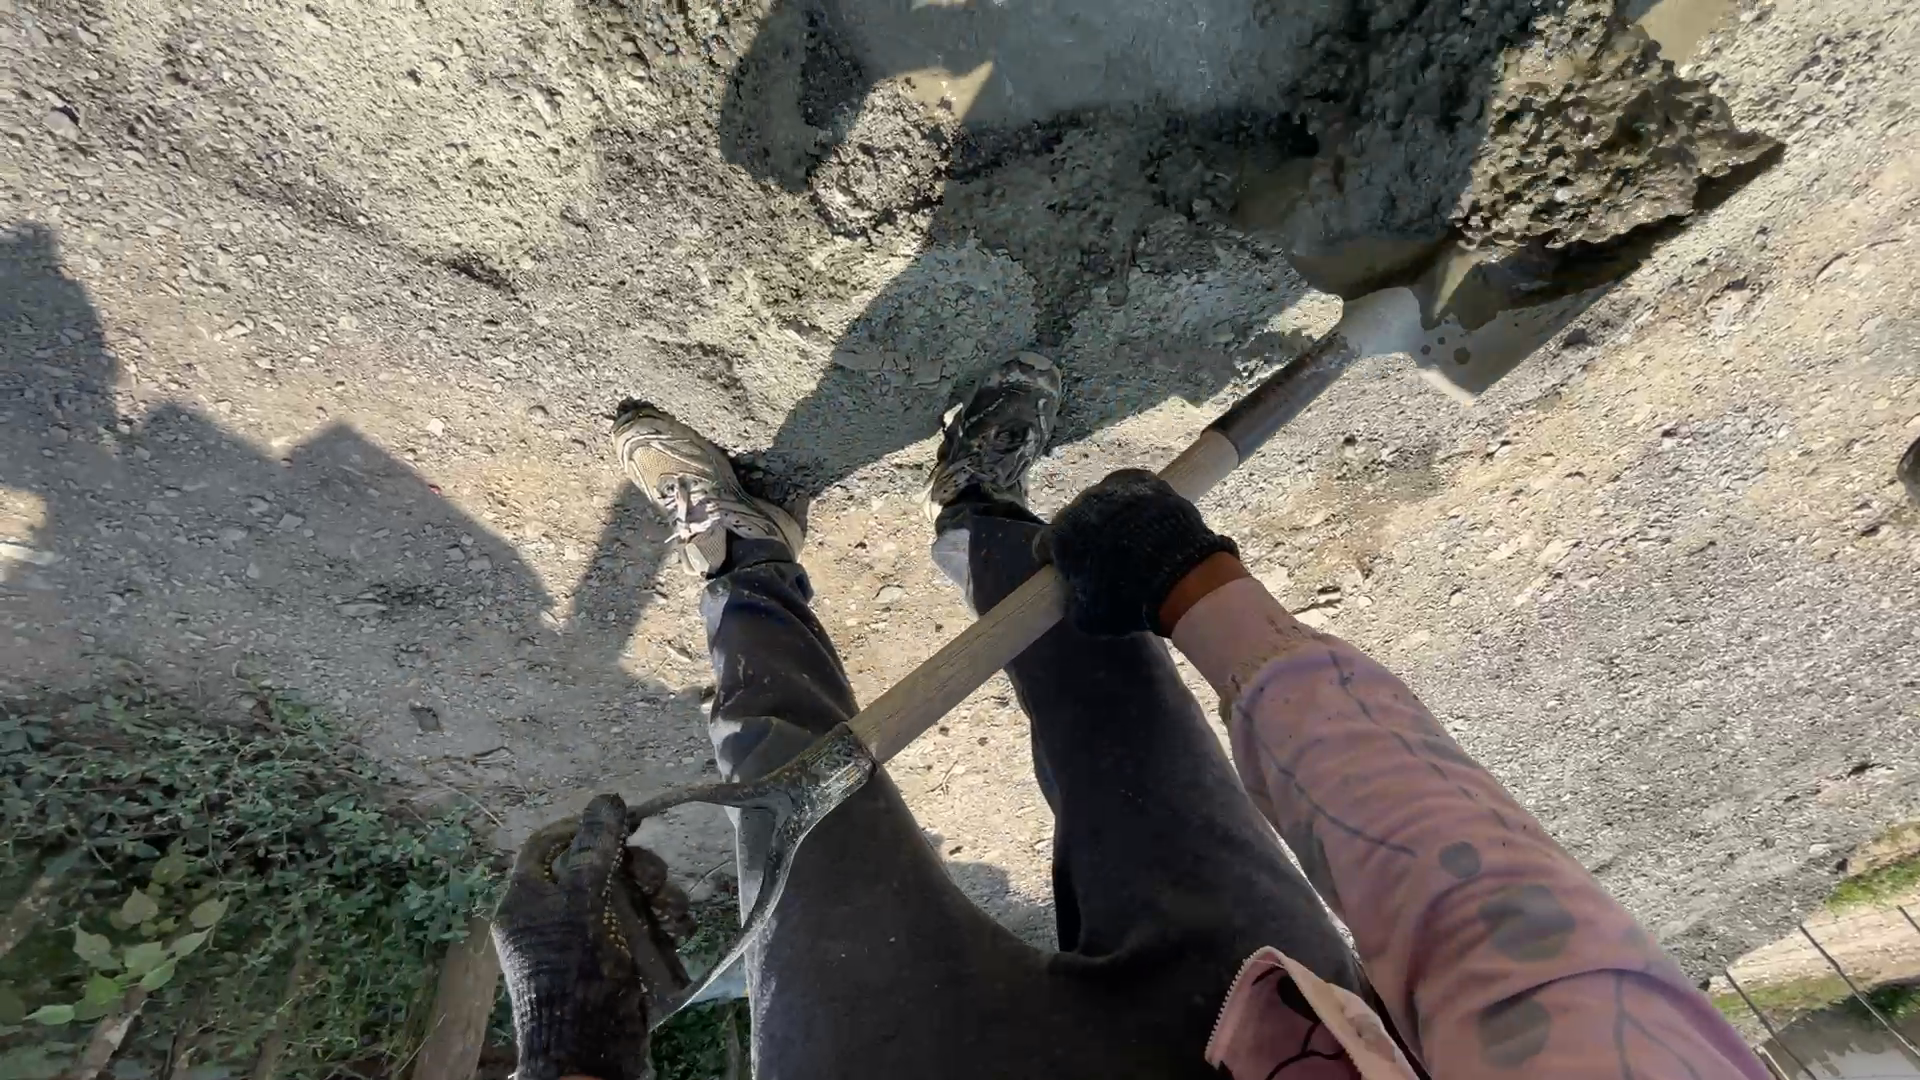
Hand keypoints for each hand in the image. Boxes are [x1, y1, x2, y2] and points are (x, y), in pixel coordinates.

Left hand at [492, 794, 692, 1079]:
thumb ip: (596, 848)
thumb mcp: (583, 900)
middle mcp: (555, 911)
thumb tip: (607, 798)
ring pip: (630, 886)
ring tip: (671, 913)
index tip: (622, 822)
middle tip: (653, 878)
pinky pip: (644, 915)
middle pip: (600, 861)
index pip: (549, 842)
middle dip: (636, 865)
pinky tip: (678, 928)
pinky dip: (664, 917)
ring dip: (660, 893)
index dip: (584, 825)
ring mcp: (588, 931)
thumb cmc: (575, 970)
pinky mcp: (618, 949)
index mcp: (528, 899)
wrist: (593, 1046)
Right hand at [1036, 468, 1238, 635]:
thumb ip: (1072, 602)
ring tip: (1134, 542)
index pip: (1044, 544)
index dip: (1054, 559)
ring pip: (1103, 503)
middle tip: (1106, 560)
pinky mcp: (1143, 480)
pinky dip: (1137, 503)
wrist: (1180, 575)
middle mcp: (1078, 505)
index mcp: (1058, 536)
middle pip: (1074, 521)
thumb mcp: (1087, 618)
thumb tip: (1073, 597)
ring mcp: (1111, 489)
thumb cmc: (1126, 600)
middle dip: (1085, 538)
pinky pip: (1131, 489)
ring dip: (1111, 520)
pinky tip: (1149, 522)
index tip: (1067, 571)